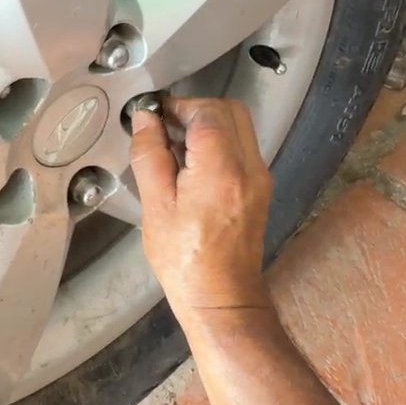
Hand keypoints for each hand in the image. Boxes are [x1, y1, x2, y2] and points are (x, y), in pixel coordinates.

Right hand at [129, 98, 274, 314]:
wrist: (222, 298)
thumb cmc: (184, 258)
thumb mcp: (155, 205)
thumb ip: (150, 154)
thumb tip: (145, 119)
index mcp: (221, 168)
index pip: (206, 112)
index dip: (178, 106)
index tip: (155, 117)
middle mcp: (249, 166)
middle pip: (229, 111)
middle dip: (196, 110)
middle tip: (166, 127)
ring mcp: (260, 177)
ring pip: (239, 126)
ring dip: (208, 125)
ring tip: (177, 147)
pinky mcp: (261, 187)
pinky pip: (242, 146)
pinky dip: (219, 142)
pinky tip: (193, 165)